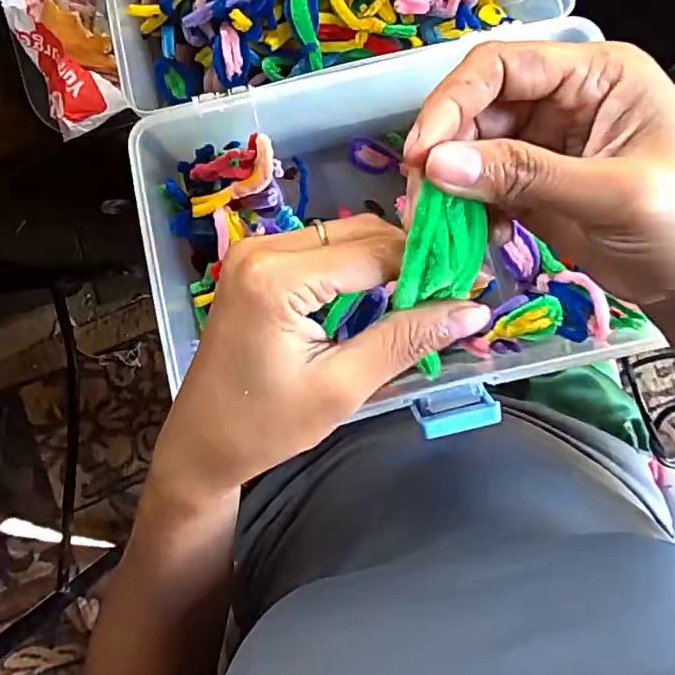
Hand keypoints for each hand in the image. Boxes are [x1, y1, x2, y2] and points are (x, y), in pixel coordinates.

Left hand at [153, 214, 491, 499]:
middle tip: (453, 289)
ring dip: (383, 259)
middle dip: (408, 257)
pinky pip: (319, 248)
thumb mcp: (341, 387)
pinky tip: (380, 291)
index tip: (473, 283)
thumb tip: (473, 309)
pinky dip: (354, 265)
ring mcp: (255, 251)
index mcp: (277, 277)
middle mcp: (262, 248)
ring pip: (340, 236)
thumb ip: (405, 340)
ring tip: (424, 293)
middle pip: (357, 234)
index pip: (372, 253)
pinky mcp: (256, 263)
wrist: (201, 441)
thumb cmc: (265, 426)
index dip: (427, 265)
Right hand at [401, 41, 674, 307]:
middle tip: (420, 196)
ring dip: (446, 182)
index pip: (501, 66)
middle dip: (443, 148)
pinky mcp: (529, 183)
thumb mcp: (615, 194)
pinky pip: (478, 184)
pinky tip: (474, 233)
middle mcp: (561, 98)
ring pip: (468, 147)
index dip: (453, 102)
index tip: (421, 152)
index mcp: (593, 74)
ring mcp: (542, 142)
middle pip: (476, 106)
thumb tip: (437, 164)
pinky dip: (464, 206)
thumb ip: (526, 175)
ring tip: (435, 219)